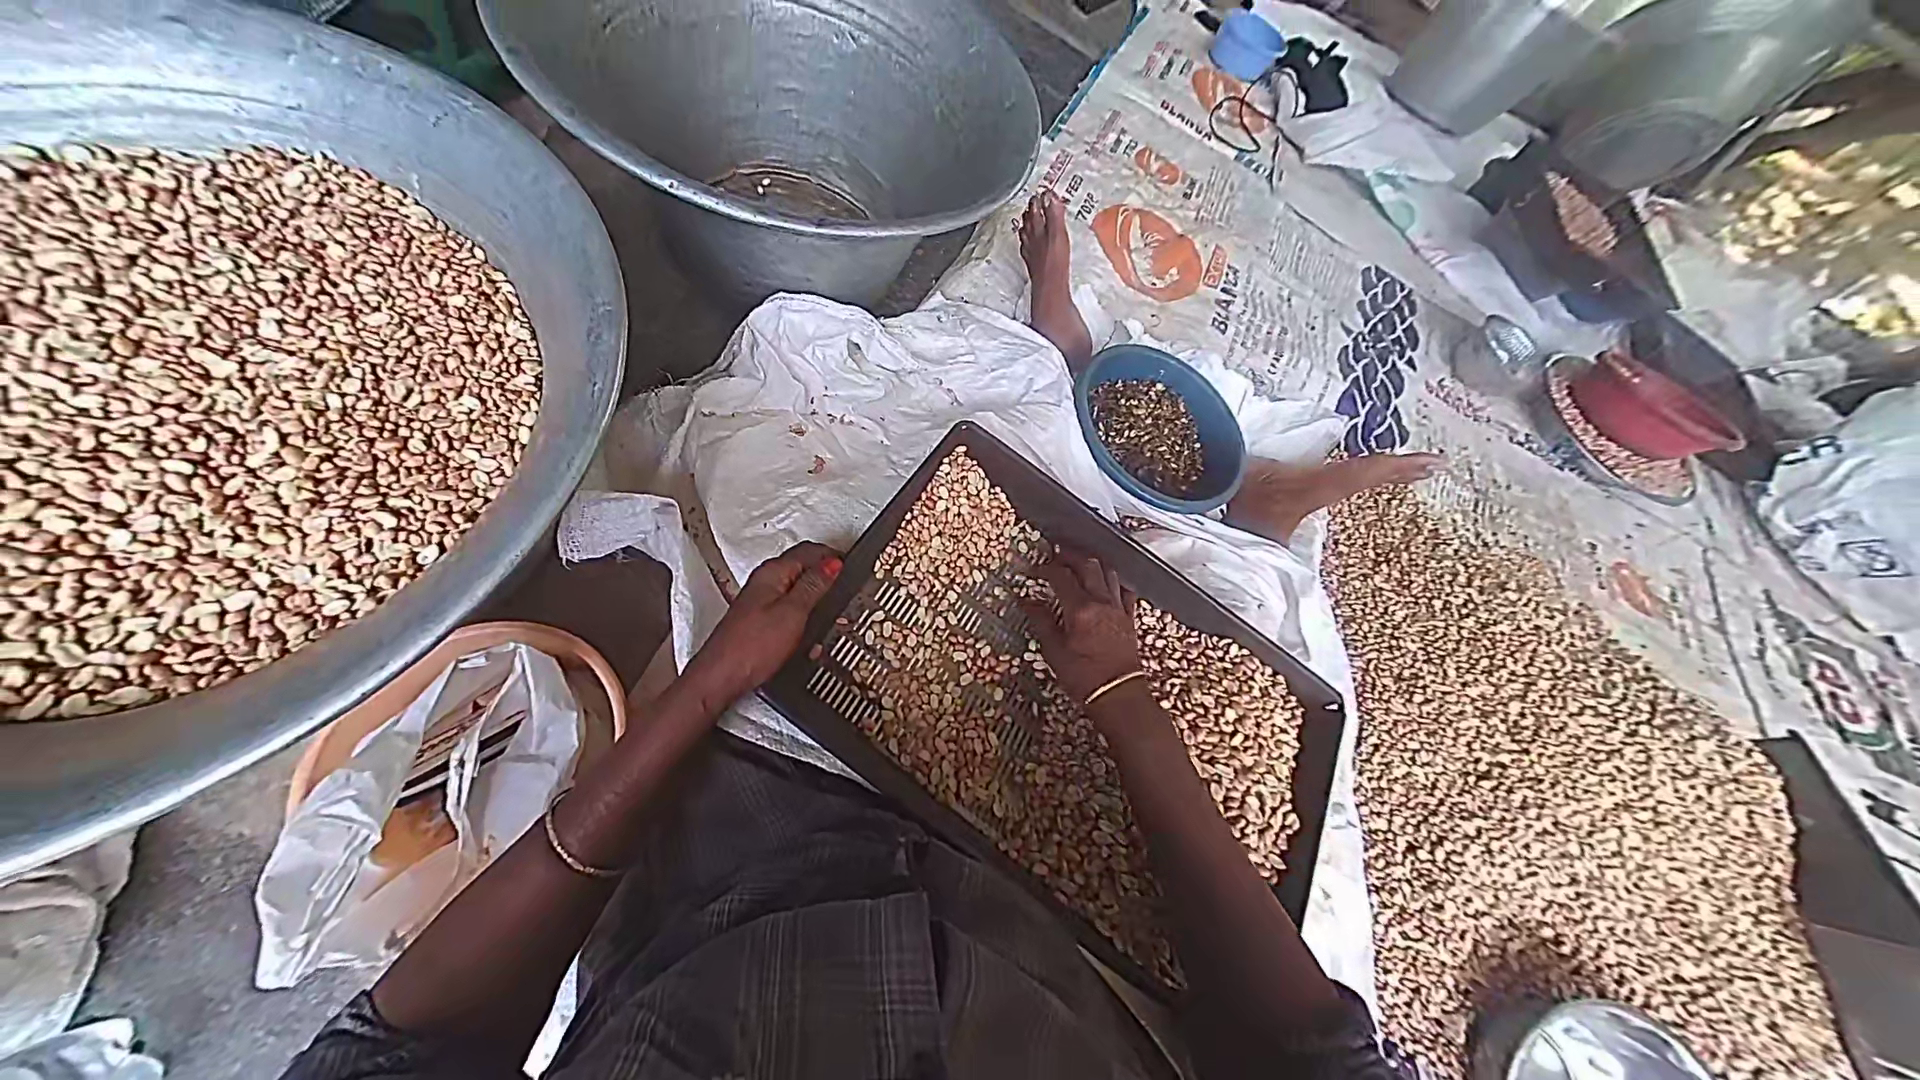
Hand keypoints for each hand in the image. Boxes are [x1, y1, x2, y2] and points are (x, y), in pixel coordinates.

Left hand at [682, 541, 842, 707]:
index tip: (853, 569)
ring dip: (817, 600)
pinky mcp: (762, 620)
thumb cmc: (752, 646)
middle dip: (827, 578)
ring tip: (835, 614)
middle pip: (803, 568)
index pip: (809, 551)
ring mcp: (762, 601)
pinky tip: (813, 633)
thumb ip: (814, 585)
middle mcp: (765, 582)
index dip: (833, 557)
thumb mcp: (793, 612)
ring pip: (798, 590)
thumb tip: (833, 564)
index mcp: (773, 572)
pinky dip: (805, 617)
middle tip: (848, 590)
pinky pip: (791, 610)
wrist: (722, 678)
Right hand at [1019, 550, 1142, 706]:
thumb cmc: (1083, 676)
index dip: (1045, 568)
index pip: (1060, 576)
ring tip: (1079, 564)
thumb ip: (1042, 621)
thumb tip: (1027, 602)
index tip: (1034, 570)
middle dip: (1070, 556)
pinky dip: (1113, 581)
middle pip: (1087, 565)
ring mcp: (1118, 608)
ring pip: (1108, 572)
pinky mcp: (1129, 617)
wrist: (1118, 694)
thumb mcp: (1054, 651)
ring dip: (1092, 563)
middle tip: (1056, 555)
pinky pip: (1124, 590)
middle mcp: (1101, 602)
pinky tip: (1106, 584)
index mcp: (1080, 609)